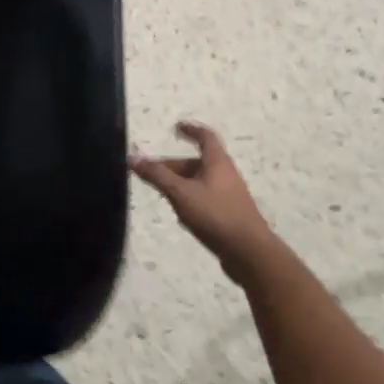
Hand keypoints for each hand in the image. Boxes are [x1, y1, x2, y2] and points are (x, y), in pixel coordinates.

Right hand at [132, 121, 280, 282]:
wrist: (251, 255)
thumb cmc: (216, 215)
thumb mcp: (180, 193)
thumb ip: (156, 175)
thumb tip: (132, 157)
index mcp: (218, 163)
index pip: (205, 137)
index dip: (191, 130)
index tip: (176, 128)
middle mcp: (226, 175)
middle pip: (197, 162)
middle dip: (173, 165)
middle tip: (151, 172)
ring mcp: (230, 196)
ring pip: (200, 182)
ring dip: (180, 183)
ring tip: (161, 193)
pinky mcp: (230, 215)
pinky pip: (206, 198)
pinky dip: (190, 198)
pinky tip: (180, 213)